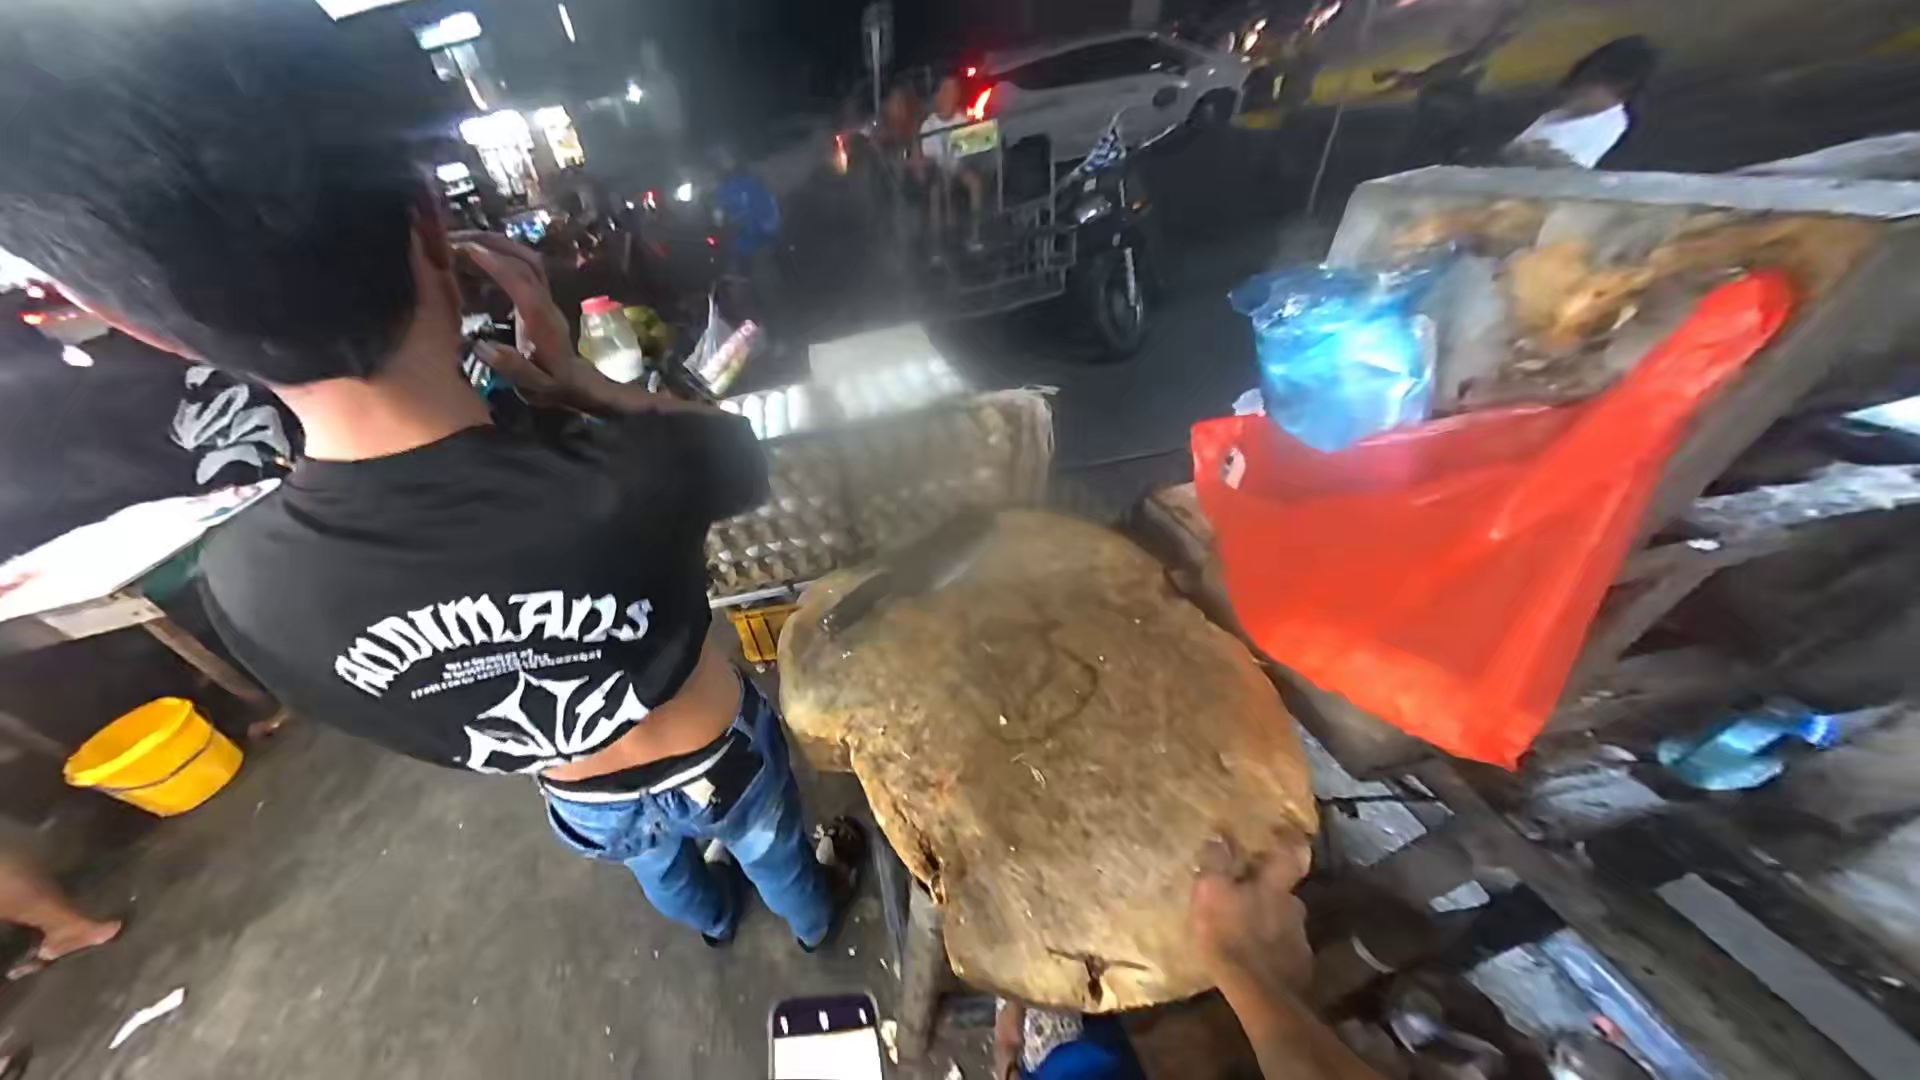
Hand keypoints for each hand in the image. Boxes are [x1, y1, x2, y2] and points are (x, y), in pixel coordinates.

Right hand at [450, 231, 601, 407]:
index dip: (496, 265)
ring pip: (528, 261)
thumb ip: (515, 368)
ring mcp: (546, 298)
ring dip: (496, 245)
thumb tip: (486, 348)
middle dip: (492, 244)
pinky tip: (473, 254)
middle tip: (451, 236)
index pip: (523, 285)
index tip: (464, 249)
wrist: (576, 383)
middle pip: (527, 263)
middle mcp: (547, 303)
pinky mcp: (541, 298)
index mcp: (543, 321)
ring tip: (459, 240)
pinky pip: (524, 268)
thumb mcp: (536, 384)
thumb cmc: (554, 383)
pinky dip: (499, 255)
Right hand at [1189, 834, 1313, 996]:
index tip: (1282, 835)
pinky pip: (1285, 951)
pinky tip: (1259, 958)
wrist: (1259, 995)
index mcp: (1273, 886)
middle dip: (1270, 891)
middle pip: (1285, 892)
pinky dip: (1274, 950)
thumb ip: (1215, 862)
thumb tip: (1219, 835)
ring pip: (1285, 922)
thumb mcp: (1210, 892)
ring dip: (1271, 922)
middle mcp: (1294, 908)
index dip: (1286, 845)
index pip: (1287, 856)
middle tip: (1249, 894)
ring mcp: (1300, 942)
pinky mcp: (1300, 971)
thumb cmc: (1229, 934)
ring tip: (1250, 931)